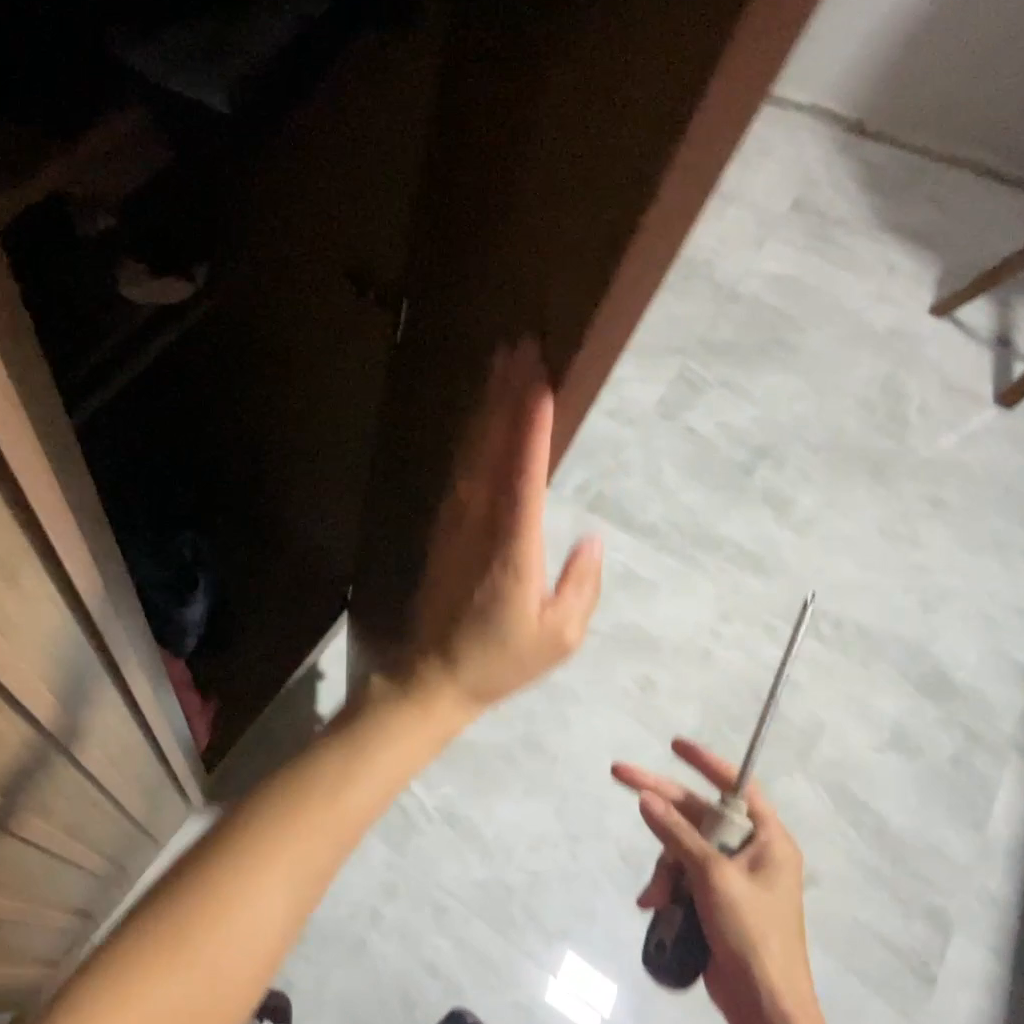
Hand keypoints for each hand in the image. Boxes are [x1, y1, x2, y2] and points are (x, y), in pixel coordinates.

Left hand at [394, 338, 602, 714]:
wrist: (432, 675)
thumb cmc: (500, 660)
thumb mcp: (558, 636)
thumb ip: (580, 585)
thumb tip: (590, 538)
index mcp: (511, 546)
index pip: (523, 472)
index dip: (531, 424)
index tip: (539, 379)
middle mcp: (479, 524)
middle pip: (491, 448)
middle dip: (506, 397)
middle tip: (520, 347)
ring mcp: (455, 524)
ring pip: (471, 454)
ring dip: (486, 408)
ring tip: (500, 365)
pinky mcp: (444, 530)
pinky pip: (460, 473)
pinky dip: (472, 439)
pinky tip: (480, 419)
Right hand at [612, 740, 837, 1023]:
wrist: (764, 1002)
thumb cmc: (751, 932)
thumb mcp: (712, 876)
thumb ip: (678, 833)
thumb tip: (646, 796)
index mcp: (769, 841)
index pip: (738, 787)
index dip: (707, 762)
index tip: (674, 744)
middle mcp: (752, 853)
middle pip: (699, 815)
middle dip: (662, 808)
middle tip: (619, 774)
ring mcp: (732, 878)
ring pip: (682, 847)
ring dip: (664, 868)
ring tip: (657, 897)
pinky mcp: (715, 901)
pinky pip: (681, 875)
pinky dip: (666, 887)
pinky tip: (653, 905)